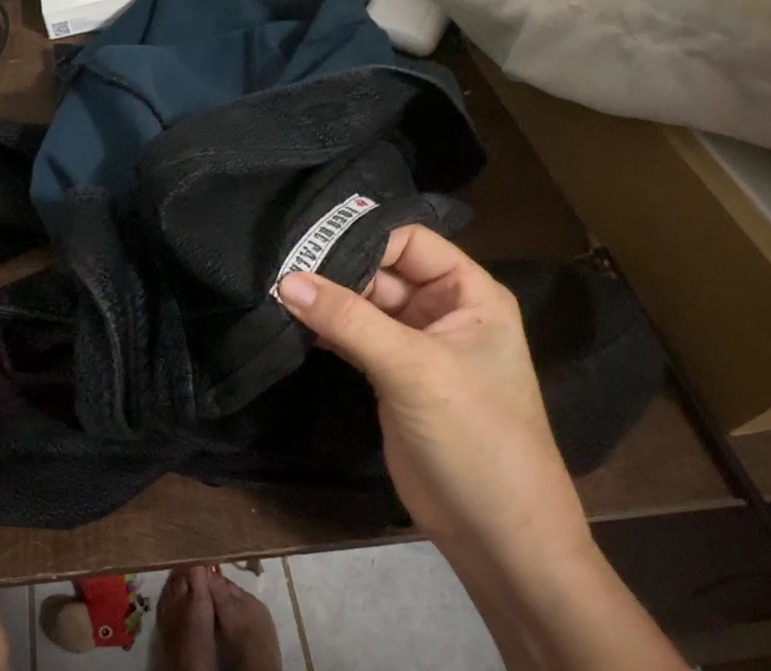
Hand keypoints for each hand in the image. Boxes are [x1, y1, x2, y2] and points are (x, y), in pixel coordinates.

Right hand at [276, 226, 591, 564]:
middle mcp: (444, 312)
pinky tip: (292, 328)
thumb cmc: (473, 434)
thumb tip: (285, 279)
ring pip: (364, 306)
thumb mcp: (413, 368)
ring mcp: (417, 347)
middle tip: (279, 268)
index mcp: (470, 295)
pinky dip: (326, 332)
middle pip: (382, 271)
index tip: (308, 245)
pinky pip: (354, 339)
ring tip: (276, 295)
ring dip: (326, 302)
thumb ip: (348, 320)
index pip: (410, 243)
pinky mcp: (392, 378)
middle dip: (336, 270)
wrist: (495, 530)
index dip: (364, 239)